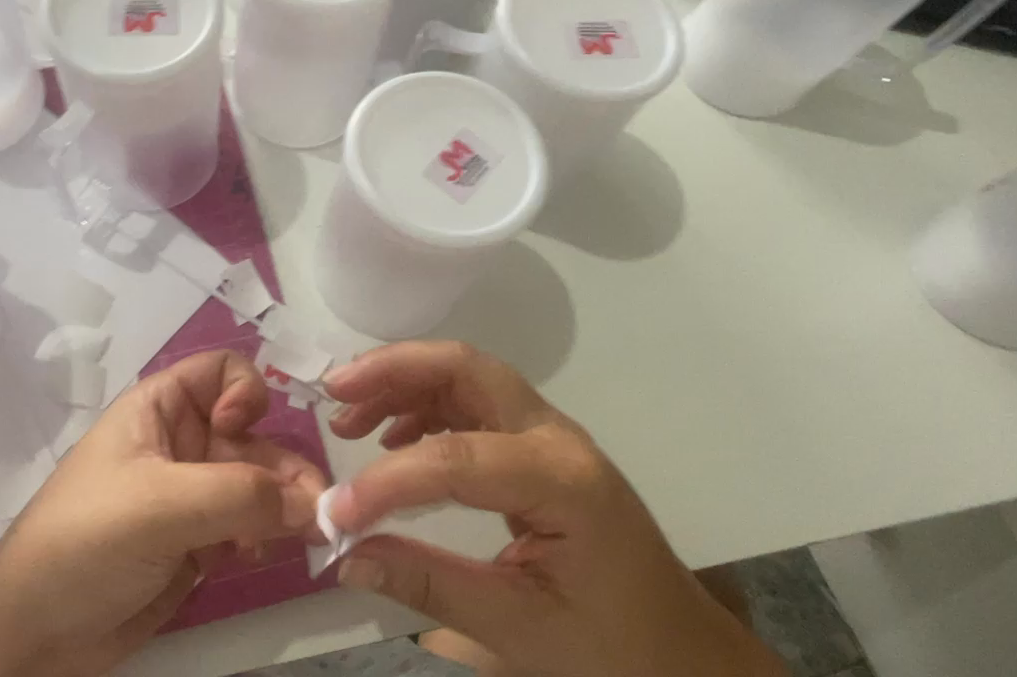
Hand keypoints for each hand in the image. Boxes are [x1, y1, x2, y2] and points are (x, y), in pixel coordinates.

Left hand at [0, 350, 326, 676]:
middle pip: (252, 434)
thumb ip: (239, 496)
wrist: (35, 634)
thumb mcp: (158, 505)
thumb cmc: (86, 542)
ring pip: (258, 483)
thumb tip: (314, 503)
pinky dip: (264, 537)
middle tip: (315, 512)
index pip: (221, 372)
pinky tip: (257, 557)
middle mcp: (180, 443)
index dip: (244, 392)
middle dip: (283, 467)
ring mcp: (191, 495)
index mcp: (158, 409)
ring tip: (298, 539)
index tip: (243, 431)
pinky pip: (249, 526)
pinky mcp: (198, 542)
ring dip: (282, 506)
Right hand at [324, 342, 785, 676]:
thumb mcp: (519, 629)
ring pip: (467, 376)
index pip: (458, 458)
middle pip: (468, 368)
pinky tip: (391, 437)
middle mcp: (556, 437)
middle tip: (336, 391)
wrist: (680, 651)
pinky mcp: (538, 447)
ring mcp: (550, 435)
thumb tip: (347, 554)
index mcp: (562, 481)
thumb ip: (428, 585)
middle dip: (396, 369)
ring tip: (349, 415)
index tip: (337, 512)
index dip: (389, 480)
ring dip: (405, 382)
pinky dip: (425, 406)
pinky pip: (474, 405)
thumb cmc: (612, 647)